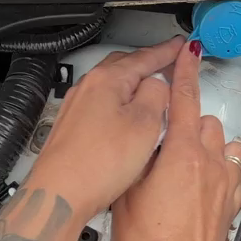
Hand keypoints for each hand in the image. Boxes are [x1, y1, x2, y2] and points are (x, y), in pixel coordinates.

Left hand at [25, 36, 184, 214]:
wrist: (60, 194)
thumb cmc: (97, 163)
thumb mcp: (146, 125)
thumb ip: (158, 95)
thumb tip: (158, 84)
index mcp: (107, 79)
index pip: (145, 56)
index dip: (168, 51)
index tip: (181, 46)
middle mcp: (88, 87)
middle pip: (125, 65)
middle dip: (149, 64)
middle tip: (169, 66)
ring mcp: (77, 106)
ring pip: (113, 86)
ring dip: (135, 86)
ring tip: (154, 95)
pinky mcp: (73, 126)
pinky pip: (103, 104)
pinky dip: (121, 104)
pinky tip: (128, 119)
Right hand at [111, 41, 240, 240]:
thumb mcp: (128, 190)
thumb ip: (141, 157)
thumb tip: (145, 141)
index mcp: (182, 154)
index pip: (185, 98)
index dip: (184, 72)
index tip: (186, 55)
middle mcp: (210, 166)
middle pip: (206, 120)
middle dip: (188, 119)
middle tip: (163, 136)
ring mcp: (224, 187)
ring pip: (223, 145)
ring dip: (206, 144)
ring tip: (181, 161)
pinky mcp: (229, 207)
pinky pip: (231, 174)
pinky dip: (219, 169)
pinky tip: (201, 183)